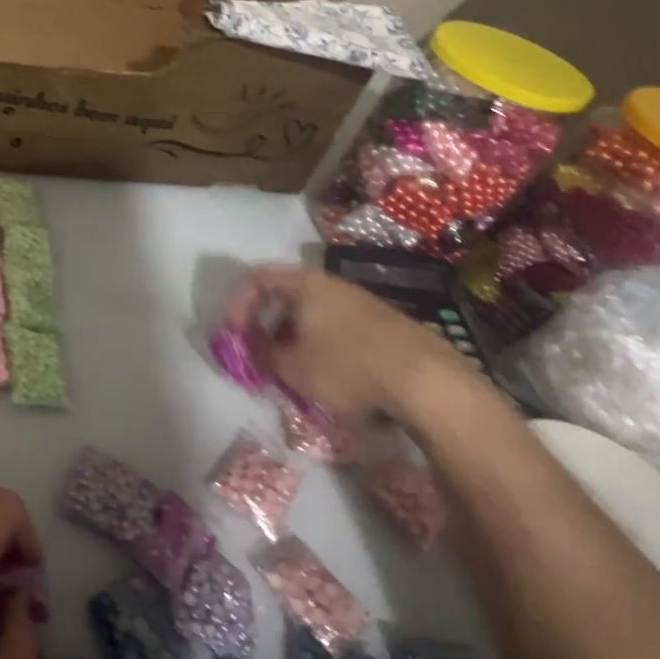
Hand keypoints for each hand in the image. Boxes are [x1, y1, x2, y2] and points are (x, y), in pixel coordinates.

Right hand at [230, 265, 471, 417]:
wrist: (425, 379)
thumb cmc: (347, 365)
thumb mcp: (293, 367)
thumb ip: (262, 356)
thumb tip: (250, 350)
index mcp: (305, 284)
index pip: (256, 279)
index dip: (236, 305)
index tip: (233, 337)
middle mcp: (332, 284)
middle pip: (285, 296)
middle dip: (266, 326)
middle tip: (261, 356)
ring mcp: (361, 302)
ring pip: (313, 314)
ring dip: (294, 338)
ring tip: (293, 371)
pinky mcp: (383, 324)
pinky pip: (337, 327)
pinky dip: (322, 345)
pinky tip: (329, 375)